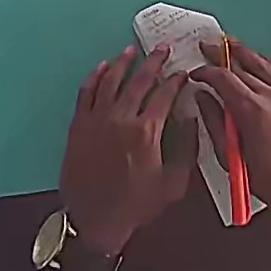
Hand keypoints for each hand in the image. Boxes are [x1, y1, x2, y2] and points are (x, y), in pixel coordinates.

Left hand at [60, 46, 195, 253]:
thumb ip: (187, 149)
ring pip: (111, 81)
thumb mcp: (173, 183)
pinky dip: (95, 77)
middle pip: (140, 81)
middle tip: (162, 49)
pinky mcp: (79, 125)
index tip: (183, 73)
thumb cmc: (136, 205)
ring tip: (131, 50)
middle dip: (154, 62)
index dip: (176, 81)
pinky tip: (102, 68)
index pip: (165, 94)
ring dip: (123, 63)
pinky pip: (86, 93)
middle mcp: (121, 119)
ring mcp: (97, 119)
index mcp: (146, 131)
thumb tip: (191, 120)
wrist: (94, 221)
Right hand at [192, 40, 270, 216]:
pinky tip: (260, 59)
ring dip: (245, 52)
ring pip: (263, 64)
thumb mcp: (231, 157)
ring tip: (230, 43)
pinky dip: (267, 63)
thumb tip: (203, 98)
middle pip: (242, 67)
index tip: (196, 74)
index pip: (224, 78)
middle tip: (207, 48)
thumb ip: (215, 123)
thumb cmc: (268, 180)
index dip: (206, 72)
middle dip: (222, 57)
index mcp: (252, 110)